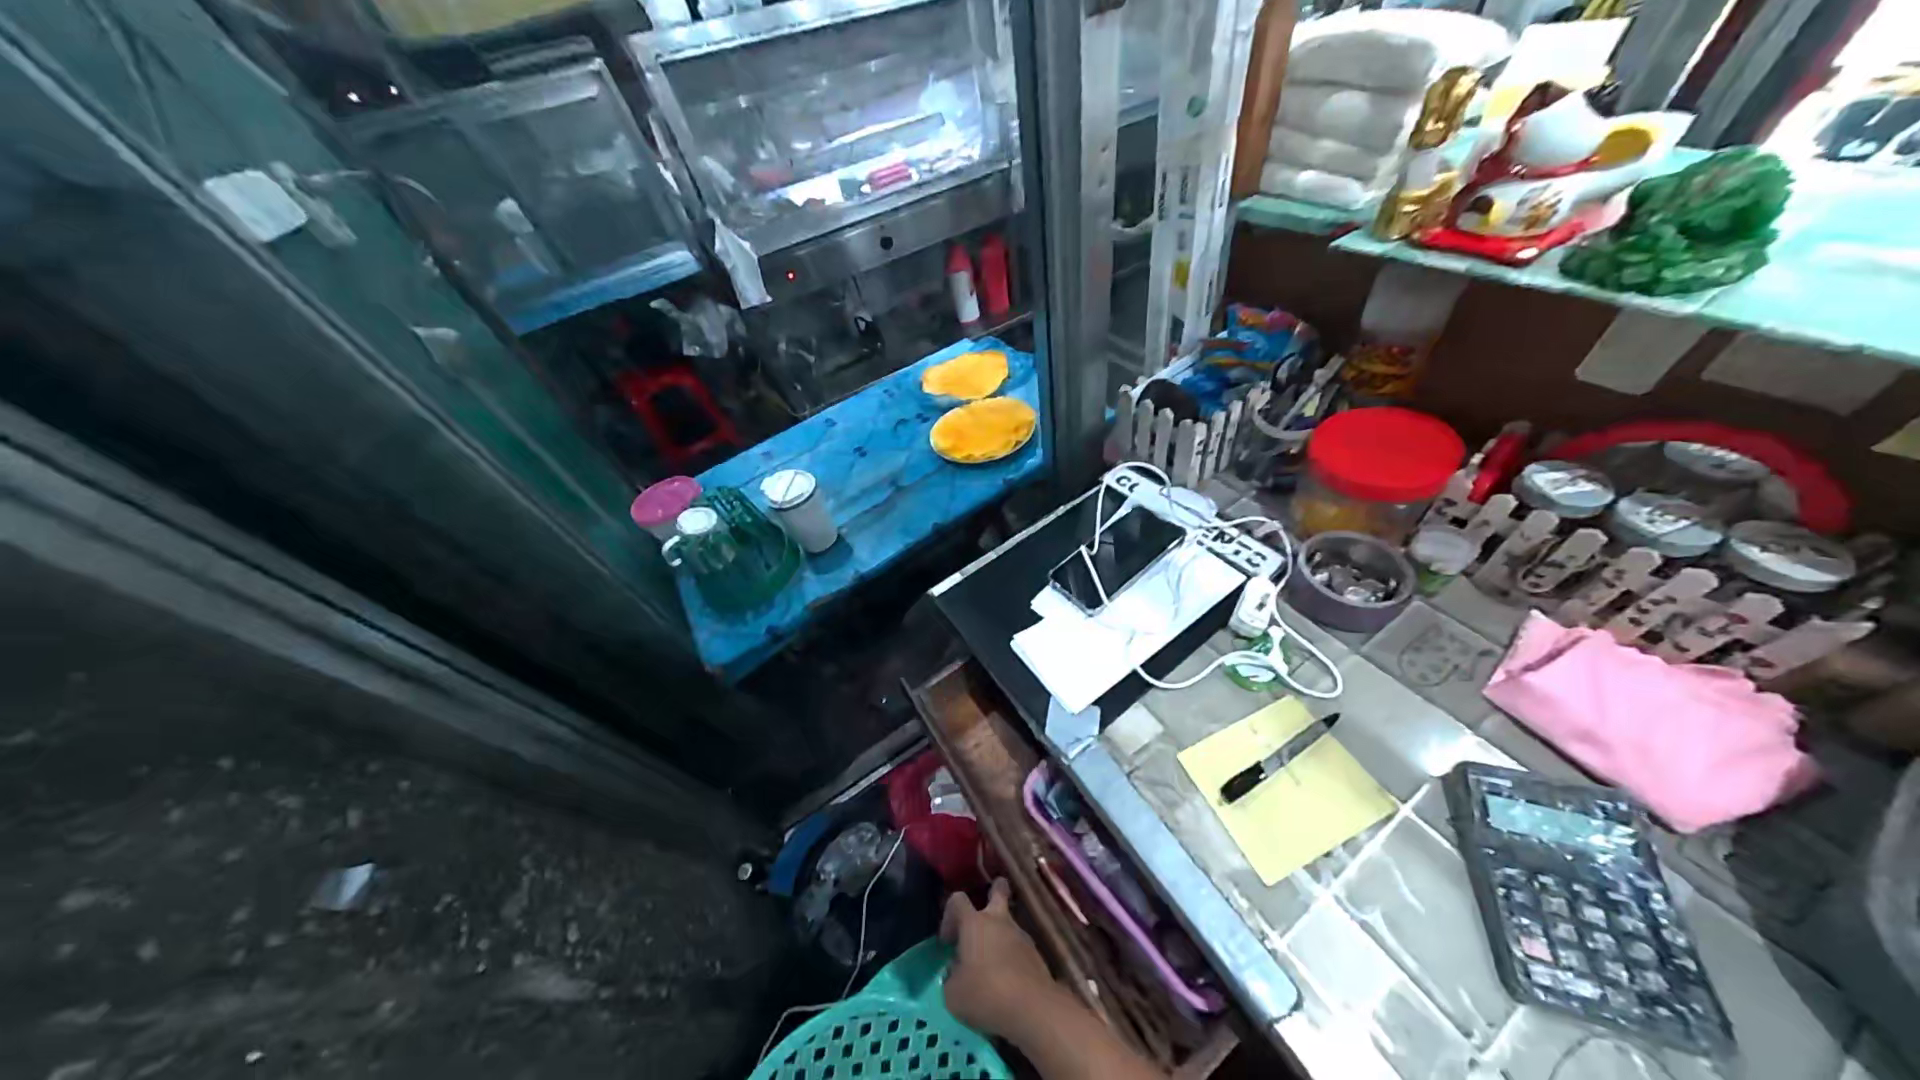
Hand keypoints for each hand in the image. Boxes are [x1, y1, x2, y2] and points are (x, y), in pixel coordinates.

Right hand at [940, 879, 1061, 1040]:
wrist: (1032, 1008)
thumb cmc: (985, 995)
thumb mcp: (953, 994)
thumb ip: (951, 977)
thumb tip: (956, 970)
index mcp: (973, 924)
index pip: (957, 900)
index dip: (949, 915)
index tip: (948, 942)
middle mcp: (998, 922)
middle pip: (998, 892)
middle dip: (993, 892)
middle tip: (986, 908)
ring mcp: (1021, 936)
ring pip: (1009, 924)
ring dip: (1000, 935)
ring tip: (991, 964)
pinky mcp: (1036, 956)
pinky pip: (1020, 948)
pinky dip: (1012, 957)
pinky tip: (1007, 981)